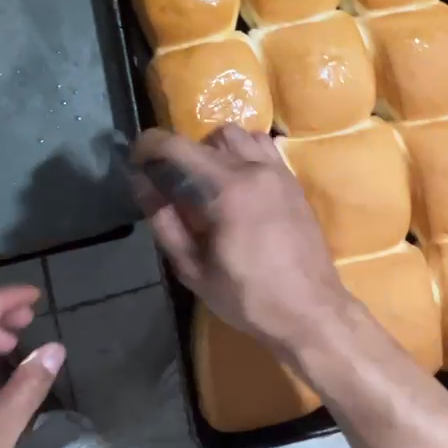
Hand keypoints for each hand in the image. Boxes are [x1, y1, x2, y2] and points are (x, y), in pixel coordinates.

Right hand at [131, 126, 355, 356]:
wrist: (311, 312)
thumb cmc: (249, 297)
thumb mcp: (194, 270)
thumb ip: (166, 223)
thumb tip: (142, 185)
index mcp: (228, 188)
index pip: (178, 147)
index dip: (149, 145)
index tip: (135, 158)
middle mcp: (255, 168)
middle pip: (210, 136)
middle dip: (184, 151)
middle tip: (173, 180)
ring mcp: (279, 172)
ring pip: (240, 135)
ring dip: (216, 148)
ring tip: (207, 180)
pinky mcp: (293, 182)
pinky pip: (263, 148)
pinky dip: (243, 154)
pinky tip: (237, 186)